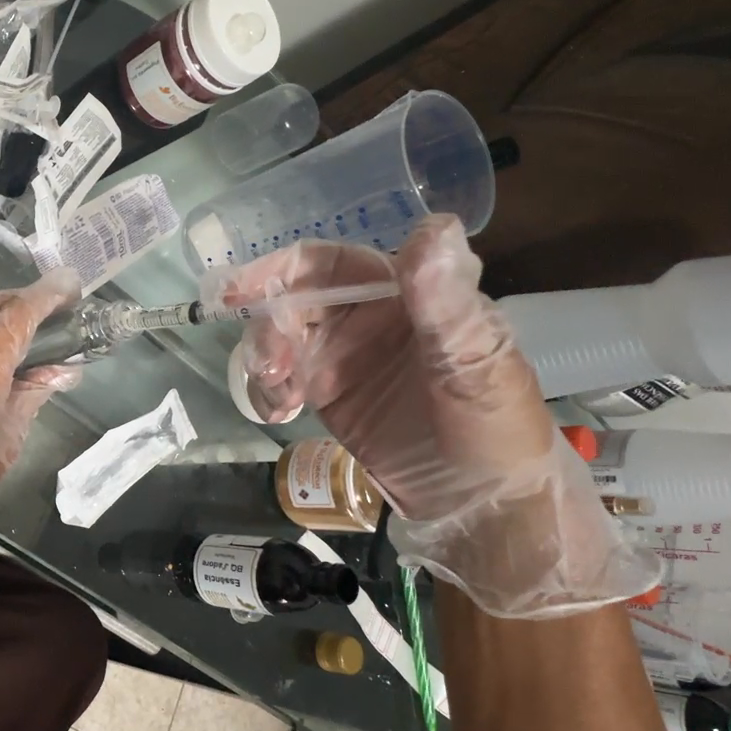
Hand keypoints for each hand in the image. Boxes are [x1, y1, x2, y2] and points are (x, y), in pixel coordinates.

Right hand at [209, 216, 660, 617]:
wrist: (477, 503)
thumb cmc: (494, 429)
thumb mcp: (474, 365)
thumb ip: (445, 301)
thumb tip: (432, 226)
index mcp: (405, 293)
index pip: (329, 264)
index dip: (277, 270)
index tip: (237, 295)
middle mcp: (366, 315)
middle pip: (290, 300)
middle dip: (268, 329)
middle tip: (271, 368)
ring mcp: (340, 353)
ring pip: (276, 337)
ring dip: (264, 362)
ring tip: (282, 399)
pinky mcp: (323, 390)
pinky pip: (276, 377)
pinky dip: (266, 392)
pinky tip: (281, 415)